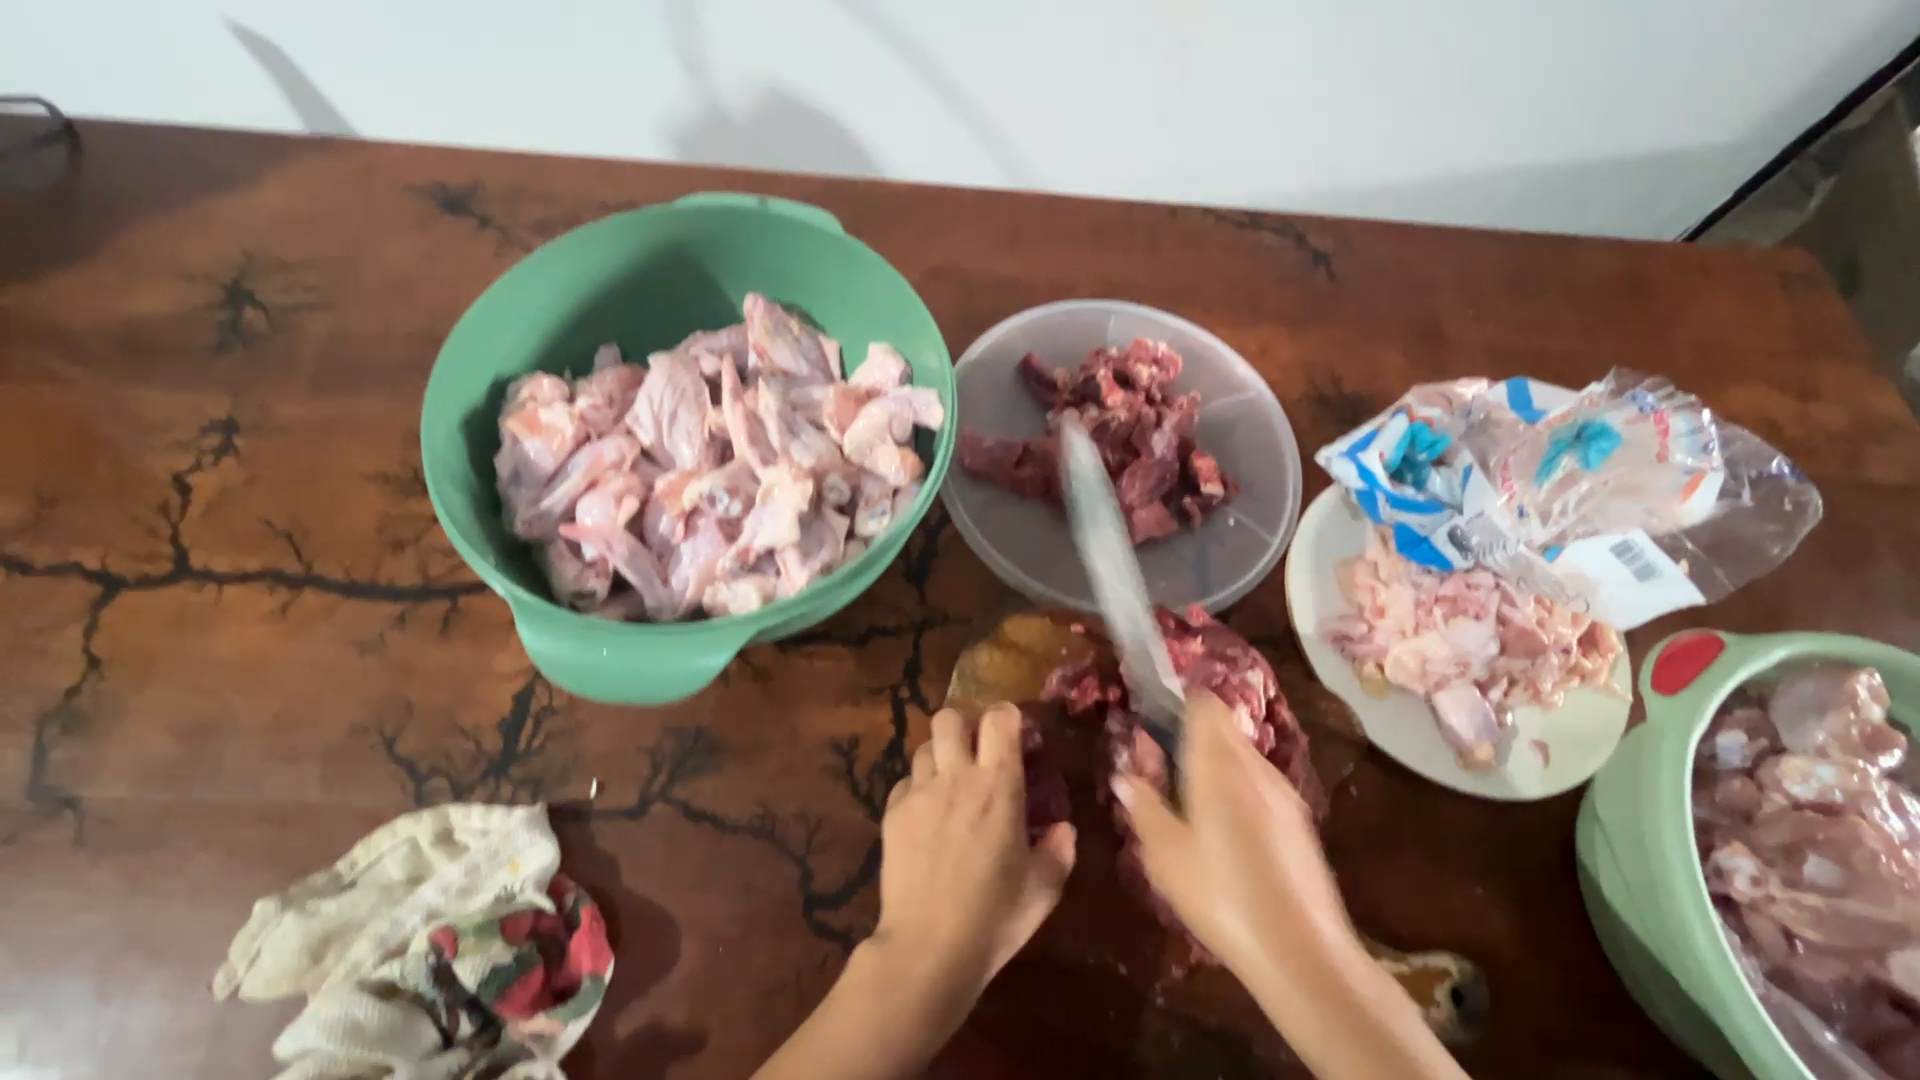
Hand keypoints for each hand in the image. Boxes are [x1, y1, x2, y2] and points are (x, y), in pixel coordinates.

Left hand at [871, 703, 1076, 998]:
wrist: (928, 947)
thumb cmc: (994, 917)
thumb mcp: (1042, 889)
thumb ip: (1058, 851)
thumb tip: (1063, 828)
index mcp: (999, 786)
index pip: (998, 720)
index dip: (1007, 717)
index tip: (1015, 733)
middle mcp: (956, 778)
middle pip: (949, 718)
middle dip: (964, 725)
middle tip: (977, 752)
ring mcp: (918, 793)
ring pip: (924, 747)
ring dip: (940, 756)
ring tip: (950, 784)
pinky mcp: (891, 814)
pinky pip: (904, 782)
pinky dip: (917, 788)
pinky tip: (926, 816)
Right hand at [1112, 690, 1359, 979]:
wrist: (1302, 952)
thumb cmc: (1221, 896)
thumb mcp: (1164, 855)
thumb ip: (1143, 805)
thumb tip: (1125, 774)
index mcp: (1218, 765)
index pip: (1204, 704)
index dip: (1177, 702)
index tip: (1152, 722)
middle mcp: (1254, 767)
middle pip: (1222, 728)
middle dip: (1190, 737)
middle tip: (1158, 771)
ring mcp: (1282, 793)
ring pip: (1241, 757)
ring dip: (1213, 764)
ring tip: (1186, 804)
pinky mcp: (1298, 822)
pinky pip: (1258, 784)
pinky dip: (1235, 788)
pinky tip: (1223, 833)